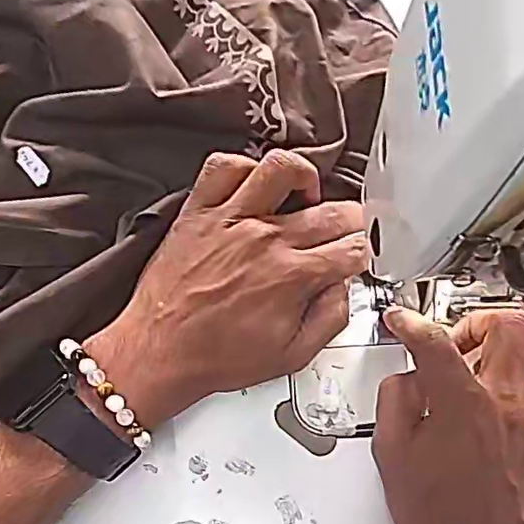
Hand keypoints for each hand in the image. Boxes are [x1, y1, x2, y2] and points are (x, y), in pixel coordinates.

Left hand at [86, 150, 369, 425]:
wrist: (160, 353)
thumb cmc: (216, 357)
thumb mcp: (290, 356)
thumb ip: (330, 319)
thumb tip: (343, 290)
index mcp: (292, 277)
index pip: (351, 248)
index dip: (362, 255)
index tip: (354, 260)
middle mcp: (264, 241)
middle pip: (331, 211)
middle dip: (351, 222)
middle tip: (344, 234)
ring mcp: (230, 220)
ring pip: (282, 168)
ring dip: (305, 178)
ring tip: (306, 197)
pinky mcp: (199, 213)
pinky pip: (224, 166)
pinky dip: (244, 168)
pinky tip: (253, 188)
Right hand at [372, 307, 523, 523]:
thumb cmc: (436, 514)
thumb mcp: (391, 451)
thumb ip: (395, 399)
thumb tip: (408, 377)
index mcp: (461, 403)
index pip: (435, 340)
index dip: (412, 323)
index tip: (404, 322)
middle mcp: (505, 404)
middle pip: (509, 325)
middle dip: (476, 322)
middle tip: (457, 342)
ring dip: (519, 346)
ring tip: (494, 361)